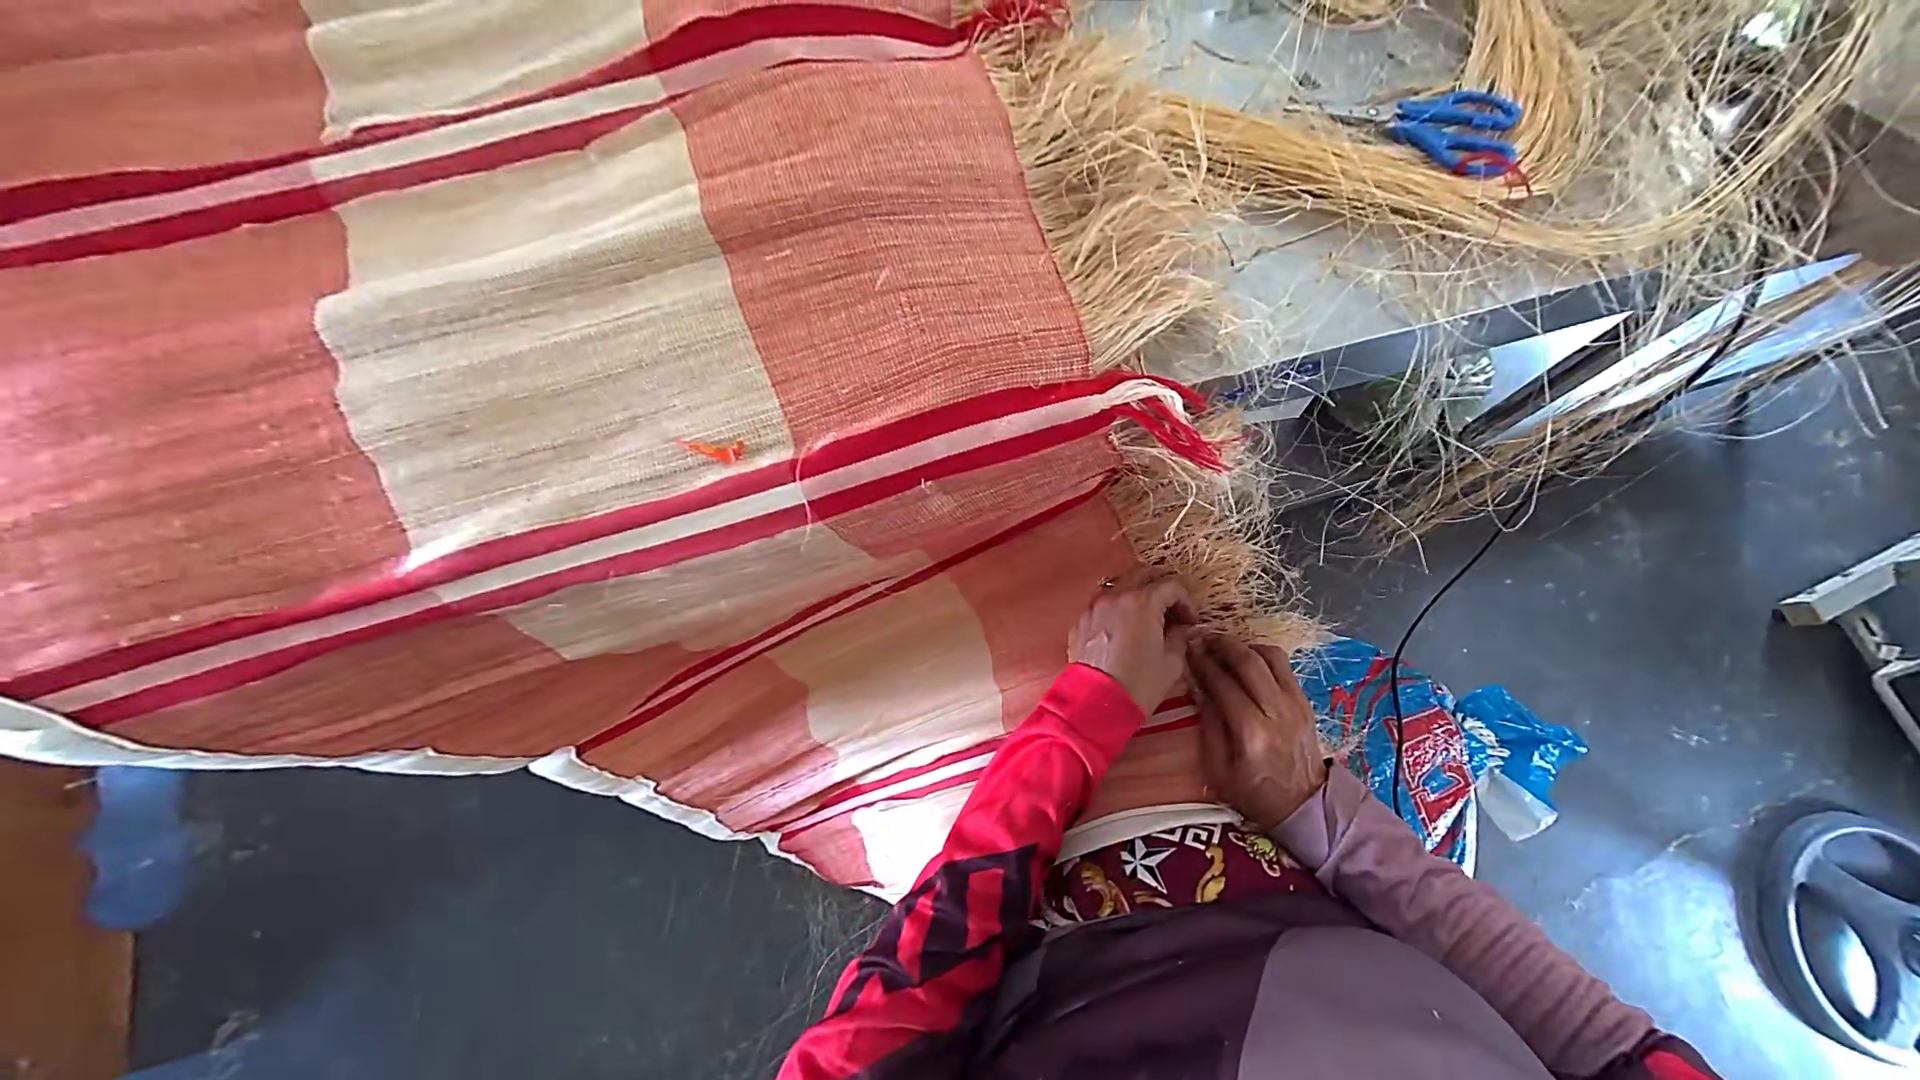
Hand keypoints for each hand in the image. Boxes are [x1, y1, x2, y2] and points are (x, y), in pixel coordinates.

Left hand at [1067, 567, 1198, 716]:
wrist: (1096, 704)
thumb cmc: (1139, 683)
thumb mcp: (1171, 662)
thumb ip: (1180, 637)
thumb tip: (1184, 629)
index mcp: (1142, 602)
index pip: (1171, 586)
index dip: (1187, 600)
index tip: (1191, 620)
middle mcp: (1115, 597)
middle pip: (1142, 574)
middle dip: (1161, 585)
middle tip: (1172, 606)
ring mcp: (1094, 607)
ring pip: (1118, 585)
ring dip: (1136, 592)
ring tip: (1148, 613)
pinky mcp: (1080, 622)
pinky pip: (1101, 604)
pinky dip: (1116, 607)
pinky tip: (1124, 626)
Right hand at [1190, 637, 1328, 831]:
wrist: (1306, 807)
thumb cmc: (1255, 793)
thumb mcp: (1218, 769)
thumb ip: (1209, 726)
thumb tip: (1200, 689)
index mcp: (1252, 732)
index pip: (1223, 683)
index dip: (1202, 664)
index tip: (1187, 652)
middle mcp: (1277, 712)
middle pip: (1249, 662)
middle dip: (1222, 645)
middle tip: (1203, 640)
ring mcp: (1296, 704)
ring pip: (1271, 656)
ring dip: (1245, 646)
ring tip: (1225, 649)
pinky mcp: (1305, 702)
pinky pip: (1283, 666)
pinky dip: (1262, 657)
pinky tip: (1246, 662)